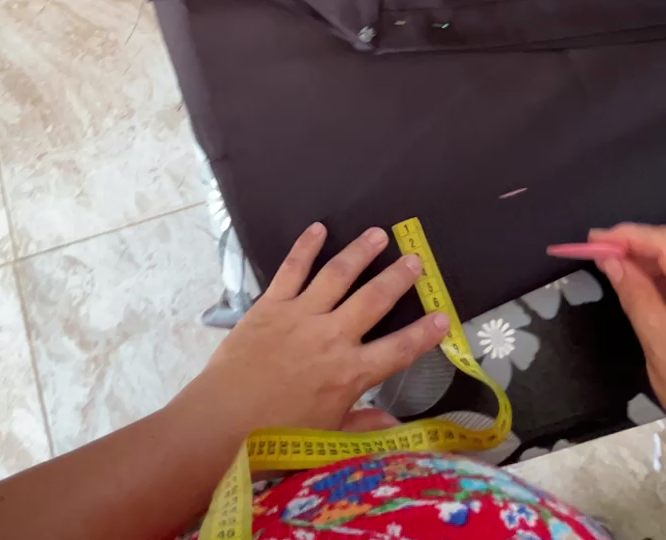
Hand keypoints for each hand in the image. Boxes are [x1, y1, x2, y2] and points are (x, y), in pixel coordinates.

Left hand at [174, 222, 449, 435]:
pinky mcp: (271, 304)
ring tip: (378, 234)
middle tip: (414, 259)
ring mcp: (301, 315)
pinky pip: (292, 269)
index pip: (398, 350)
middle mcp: (332, 337)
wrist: (221, 422)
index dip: (424, 334)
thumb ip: (363, 427)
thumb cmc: (276, 438)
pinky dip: (306, 246)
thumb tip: (397, 426)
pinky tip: (319, 227)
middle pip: (374, 300)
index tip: (444, 316)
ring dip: (360, 252)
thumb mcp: (327, 438)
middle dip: (397, 278)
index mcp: (350, 374)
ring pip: (338, 275)